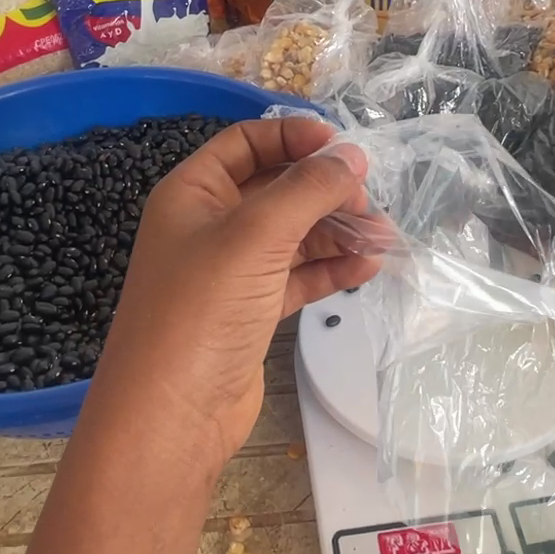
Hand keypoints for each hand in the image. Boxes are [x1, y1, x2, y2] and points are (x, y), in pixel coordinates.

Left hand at [90, 118, 381, 462]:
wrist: (171, 416)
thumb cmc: (201, 310)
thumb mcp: (254, 236)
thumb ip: (307, 190)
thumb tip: (353, 155)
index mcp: (194, 192)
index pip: (248, 143)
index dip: (294, 137)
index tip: (345, 148)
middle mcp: (210, 224)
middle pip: (278, 188)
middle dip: (326, 191)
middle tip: (371, 206)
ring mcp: (232, 269)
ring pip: (293, 233)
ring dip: (337, 231)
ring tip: (384, 238)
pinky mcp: (252, 308)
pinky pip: (298, 274)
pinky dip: (331, 268)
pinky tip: (367, 267)